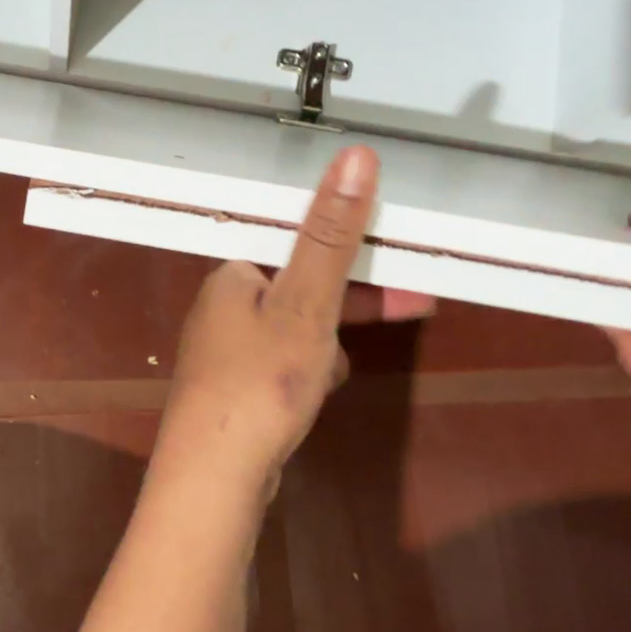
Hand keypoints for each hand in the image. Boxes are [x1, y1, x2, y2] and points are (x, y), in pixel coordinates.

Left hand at [156, 147, 431, 483]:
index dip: (348, 248)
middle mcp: (221, 309)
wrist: (215, 475)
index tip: (399, 255)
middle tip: (415, 302)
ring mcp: (224, 353)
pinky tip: (319, 395)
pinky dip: (308, 375)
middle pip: (301, 287)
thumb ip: (331, 235)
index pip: (295, 242)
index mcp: (231, 277)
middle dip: (350, 303)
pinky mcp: (234, 391)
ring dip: (329, 346)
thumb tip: (355, 156)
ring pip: (298, 332)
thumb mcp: (306, 303)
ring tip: (334, 374)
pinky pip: (284, 368)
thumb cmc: (260, 382)